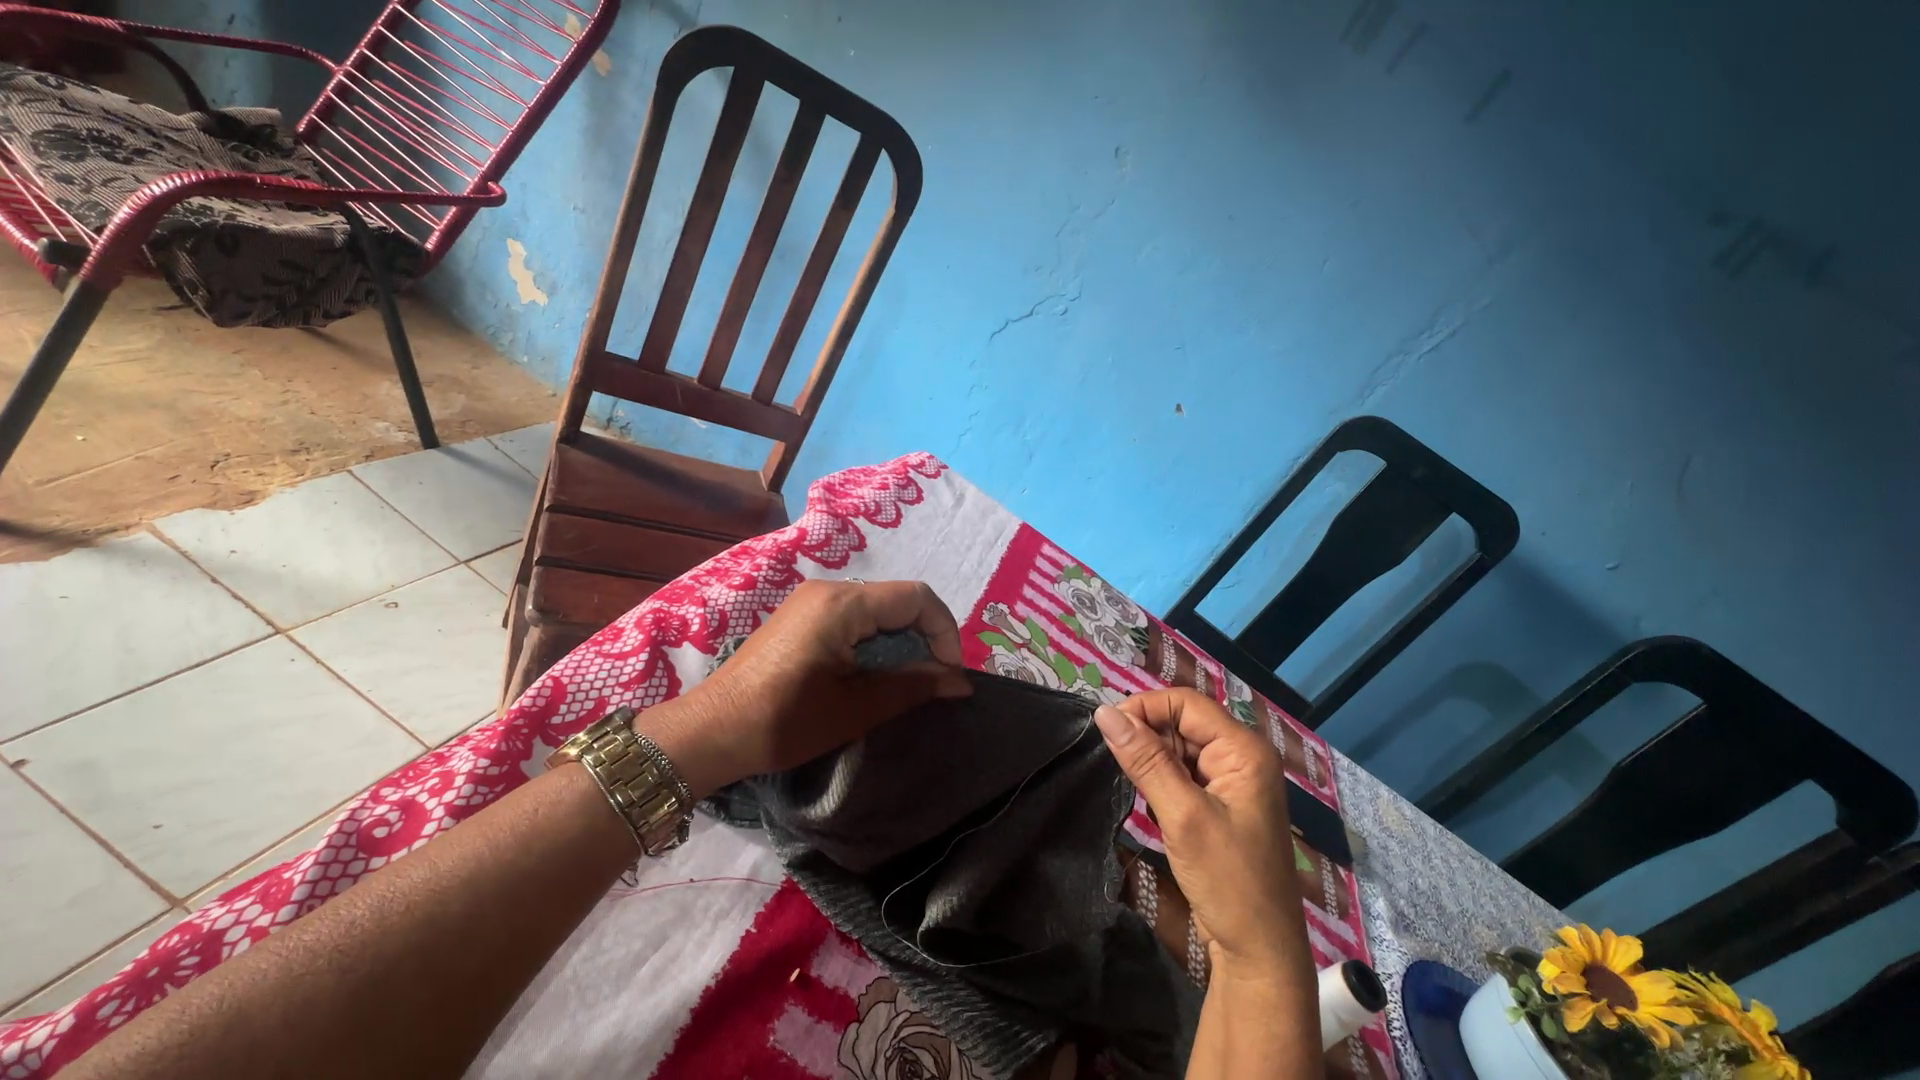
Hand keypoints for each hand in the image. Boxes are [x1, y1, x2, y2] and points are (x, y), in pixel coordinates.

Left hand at [636, 579, 972, 798]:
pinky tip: (872, 677)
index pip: (917, 597)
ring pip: (876, 611)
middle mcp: (827, 590)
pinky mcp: (799, 619)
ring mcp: (810, 602)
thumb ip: (913, 686)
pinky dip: (874, 644)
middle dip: (924, 639)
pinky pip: (852, 619)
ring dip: (899, 643)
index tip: (949, 674)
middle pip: (897, 600)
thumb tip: (962, 682)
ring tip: (905, 685)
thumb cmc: (785, 721)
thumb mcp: (857, 707)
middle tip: (932, 683)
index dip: (945, 632)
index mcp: (843, 603)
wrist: (713, 731)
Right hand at [1094, 688, 1303, 980]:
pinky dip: (1162, 781)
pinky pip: (1185, 775)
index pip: (1187, 703)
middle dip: (1146, 735)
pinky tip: (1147, 801)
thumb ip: (1145, 760)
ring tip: (1127, 781)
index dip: (1144, 708)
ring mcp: (1234, 782)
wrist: (1259, 949)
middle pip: (1184, 723)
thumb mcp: (1182, 816)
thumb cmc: (1227, 879)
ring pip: (1181, 749)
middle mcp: (1243, 757)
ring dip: (1152, 760)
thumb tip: (1105, 713)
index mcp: (1244, 750)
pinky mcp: (1222, 805)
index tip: (1105, 729)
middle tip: (1112, 761)